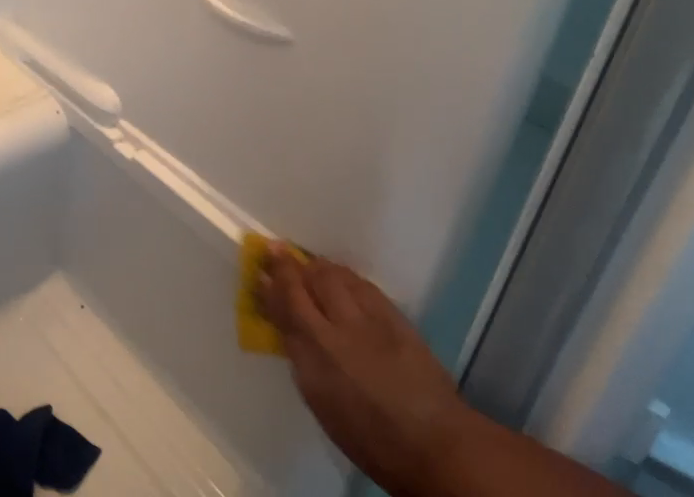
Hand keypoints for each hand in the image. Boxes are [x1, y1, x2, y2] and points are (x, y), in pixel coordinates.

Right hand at [255, 250, 471, 495]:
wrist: (432, 444)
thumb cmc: (366, 435)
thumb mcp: (318, 400)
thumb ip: (300, 356)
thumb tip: (286, 326)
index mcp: (316, 355)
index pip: (286, 305)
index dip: (272, 284)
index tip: (260, 269)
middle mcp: (340, 330)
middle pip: (311, 282)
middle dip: (291, 264)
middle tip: (277, 251)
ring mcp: (371, 320)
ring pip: (339, 277)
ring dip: (319, 267)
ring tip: (309, 263)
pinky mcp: (397, 319)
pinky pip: (365, 286)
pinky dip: (347, 278)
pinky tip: (343, 279)